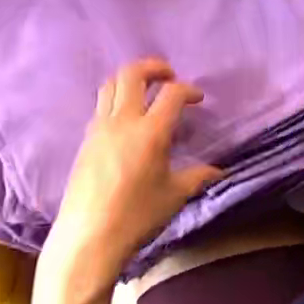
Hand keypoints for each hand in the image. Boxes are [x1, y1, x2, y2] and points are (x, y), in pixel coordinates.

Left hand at [43, 59, 221, 293]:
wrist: (89, 236)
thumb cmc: (137, 216)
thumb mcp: (174, 196)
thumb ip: (196, 176)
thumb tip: (217, 171)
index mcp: (150, 132)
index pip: (171, 94)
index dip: (188, 90)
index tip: (197, 99)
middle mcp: (122, 120)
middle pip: (133, 74)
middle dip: (153, 67)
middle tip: (169, 77)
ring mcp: (99, 127)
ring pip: (110, 84)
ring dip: (130, 79)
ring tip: (145, 91)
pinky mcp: (85, 138)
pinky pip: (100, 104)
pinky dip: (115, 98)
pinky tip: (125, 118)